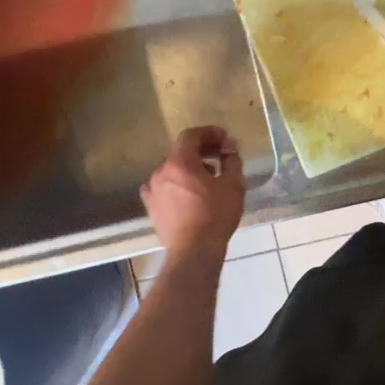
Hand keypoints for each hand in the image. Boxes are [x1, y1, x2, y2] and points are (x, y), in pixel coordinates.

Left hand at [141, 126, 244, 255]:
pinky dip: (177, 186)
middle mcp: (161, 172)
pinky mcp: (151, 208)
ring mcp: (153, 191)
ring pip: (173, 171)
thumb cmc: (216, 215)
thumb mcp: (233, 185)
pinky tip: (188, 196)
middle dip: (202, 151)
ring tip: (208, 180)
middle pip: (181, 152)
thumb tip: (230, 148)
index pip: (191, 135)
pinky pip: (164, 189)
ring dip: (190, 170)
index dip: (209, 132)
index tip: (225, 139)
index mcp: (180, 162)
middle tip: (221, 157)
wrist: (194, 251)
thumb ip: (232, 160)